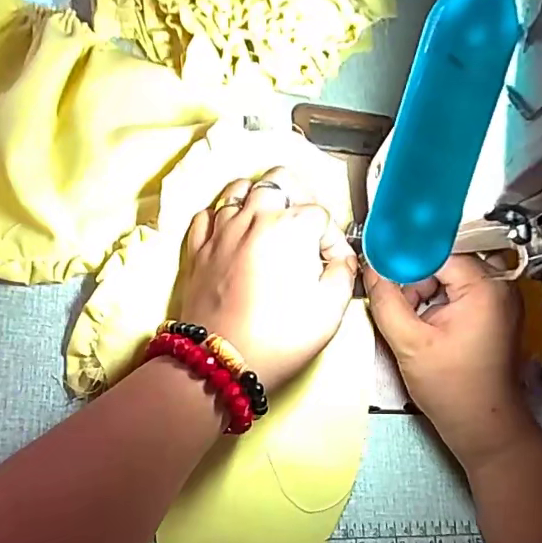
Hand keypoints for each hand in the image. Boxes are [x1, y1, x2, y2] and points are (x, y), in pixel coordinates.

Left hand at [177, 167, 357, 391]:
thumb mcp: (331, 310)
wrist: (223, 361)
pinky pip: (207, 215)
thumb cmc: (277, 339)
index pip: (320, 214)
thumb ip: (343, 273)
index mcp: (291, 228)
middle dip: (297, 196)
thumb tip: (341, 260)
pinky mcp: (197, 250)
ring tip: (268, 219)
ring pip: (237, 188)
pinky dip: (221, 216)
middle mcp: (253, 219)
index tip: (332, 264)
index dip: (331, 239)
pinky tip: (232, 232)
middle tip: (304, 223)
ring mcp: (221, 232)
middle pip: (279, 180)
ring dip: (257, 196)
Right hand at [368, 255, 533, 466]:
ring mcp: (498, 299)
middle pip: (443, 260)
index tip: (378, 259)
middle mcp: (499, 286)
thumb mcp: (409, 342)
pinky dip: (436, 302)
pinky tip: (426, 327)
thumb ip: (386, 300)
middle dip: (413, 279)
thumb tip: (372, 270)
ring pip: (448, 275)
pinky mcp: (492, 312)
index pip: (435, 251)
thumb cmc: (458, 392)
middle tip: (400, 307)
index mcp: (485, 286)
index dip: (402, 258)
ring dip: (423, 291)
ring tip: (415, 325)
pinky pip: (458, 292)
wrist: (483, 425)